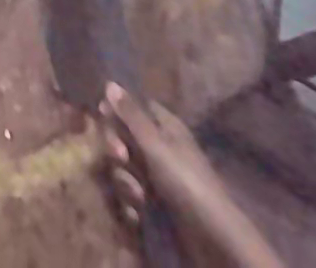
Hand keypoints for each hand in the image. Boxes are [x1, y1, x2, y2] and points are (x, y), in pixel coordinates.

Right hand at [98, 83, 215, 230]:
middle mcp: (161, 146)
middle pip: (125, 134)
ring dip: (124, 178)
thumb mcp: (154, 143)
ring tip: (138, 193)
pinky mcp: (156, 198)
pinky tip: (138, 208)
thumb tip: (109, 82)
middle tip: (121, 156)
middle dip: (116, 145)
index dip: (118, 107)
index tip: (103, 113)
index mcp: (166, 126)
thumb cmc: (184, 179)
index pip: (137, 105)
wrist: (212, 234)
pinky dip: (132, 198)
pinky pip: (131, 189)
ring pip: (125, 164)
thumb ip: (130, 114)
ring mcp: (158, 174)